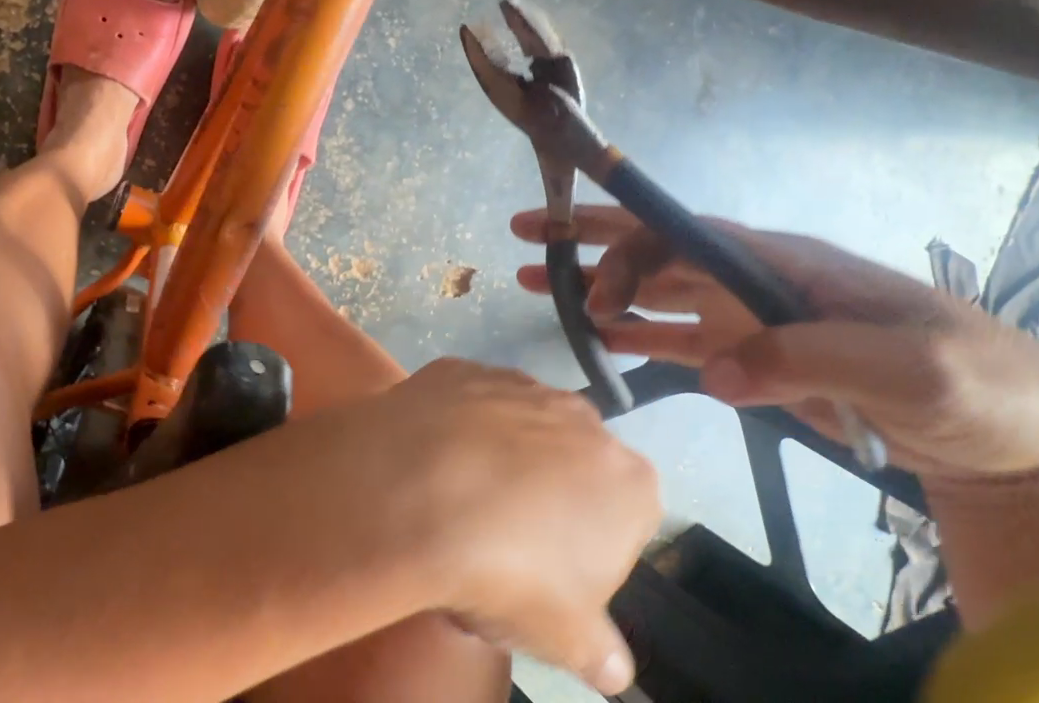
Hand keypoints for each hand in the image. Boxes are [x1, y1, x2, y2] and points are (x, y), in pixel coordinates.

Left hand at [316, 358, 658, 693]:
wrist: (409, 495)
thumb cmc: (506, 572)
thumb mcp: (565, 640)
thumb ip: (599, 654)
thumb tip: (612, 670)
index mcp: (629, 482)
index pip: (619, 520)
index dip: (581, 551)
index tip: (542, 574)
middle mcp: (581, 418)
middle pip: (566, 465)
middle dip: (539, 497)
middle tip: (491, 539)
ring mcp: (514, 384)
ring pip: (511, 426)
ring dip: (492, 456)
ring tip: (447, 500)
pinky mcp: (454, 369)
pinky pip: (457, 403)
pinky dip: (446, 426)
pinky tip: (422, 458)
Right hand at [511, 206, 1038, 481]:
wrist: (1025, 446)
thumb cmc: (980, 386)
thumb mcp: (909, 365)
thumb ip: (807, 358)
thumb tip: (712, 372)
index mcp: (787, 263)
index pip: (687, 236)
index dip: (628, 241)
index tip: (584, 268)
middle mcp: (756, 281)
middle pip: (657, 251)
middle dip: (591, 240)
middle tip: (527, 234)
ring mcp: (751, 321)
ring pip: (655, 293)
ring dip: (597, 285)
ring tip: (534, 278)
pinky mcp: (753, 362)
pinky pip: (675, 343)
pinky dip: (631, 336)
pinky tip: (592, 334)